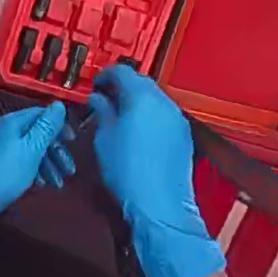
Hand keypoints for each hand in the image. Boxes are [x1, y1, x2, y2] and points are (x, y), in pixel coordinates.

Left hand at [0, 102, 77, 240]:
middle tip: (70, 170)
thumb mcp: (32, 149)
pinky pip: (21, 160)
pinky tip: (42, 185)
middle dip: (56, 152)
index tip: (74, 142)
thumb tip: (59, 104)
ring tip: (59, 185)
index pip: (41, 115)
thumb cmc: (7, 173)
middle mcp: (5, 130)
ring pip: (30, 150)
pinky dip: (34, 170)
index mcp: (13, 122)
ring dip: (48, 165)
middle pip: (37, 134)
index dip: (60, 126)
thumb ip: (46, 127)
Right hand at [86, 67, 223, 276]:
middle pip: (141, 82)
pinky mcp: (183, 135)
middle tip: (103, 98)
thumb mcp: (104, 138)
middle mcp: (164, 102)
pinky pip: (163, 115)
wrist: (159, 204)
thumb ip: (101, 112)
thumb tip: (97, 99)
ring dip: (136, 101)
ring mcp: (177, 119)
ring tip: (118, 116)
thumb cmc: (128, 171)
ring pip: (154, 98)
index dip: (104, 75)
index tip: (94, 84)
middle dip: (121, 87)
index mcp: (141, 97)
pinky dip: (149, 116)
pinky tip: (136, 132)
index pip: (122, 71)